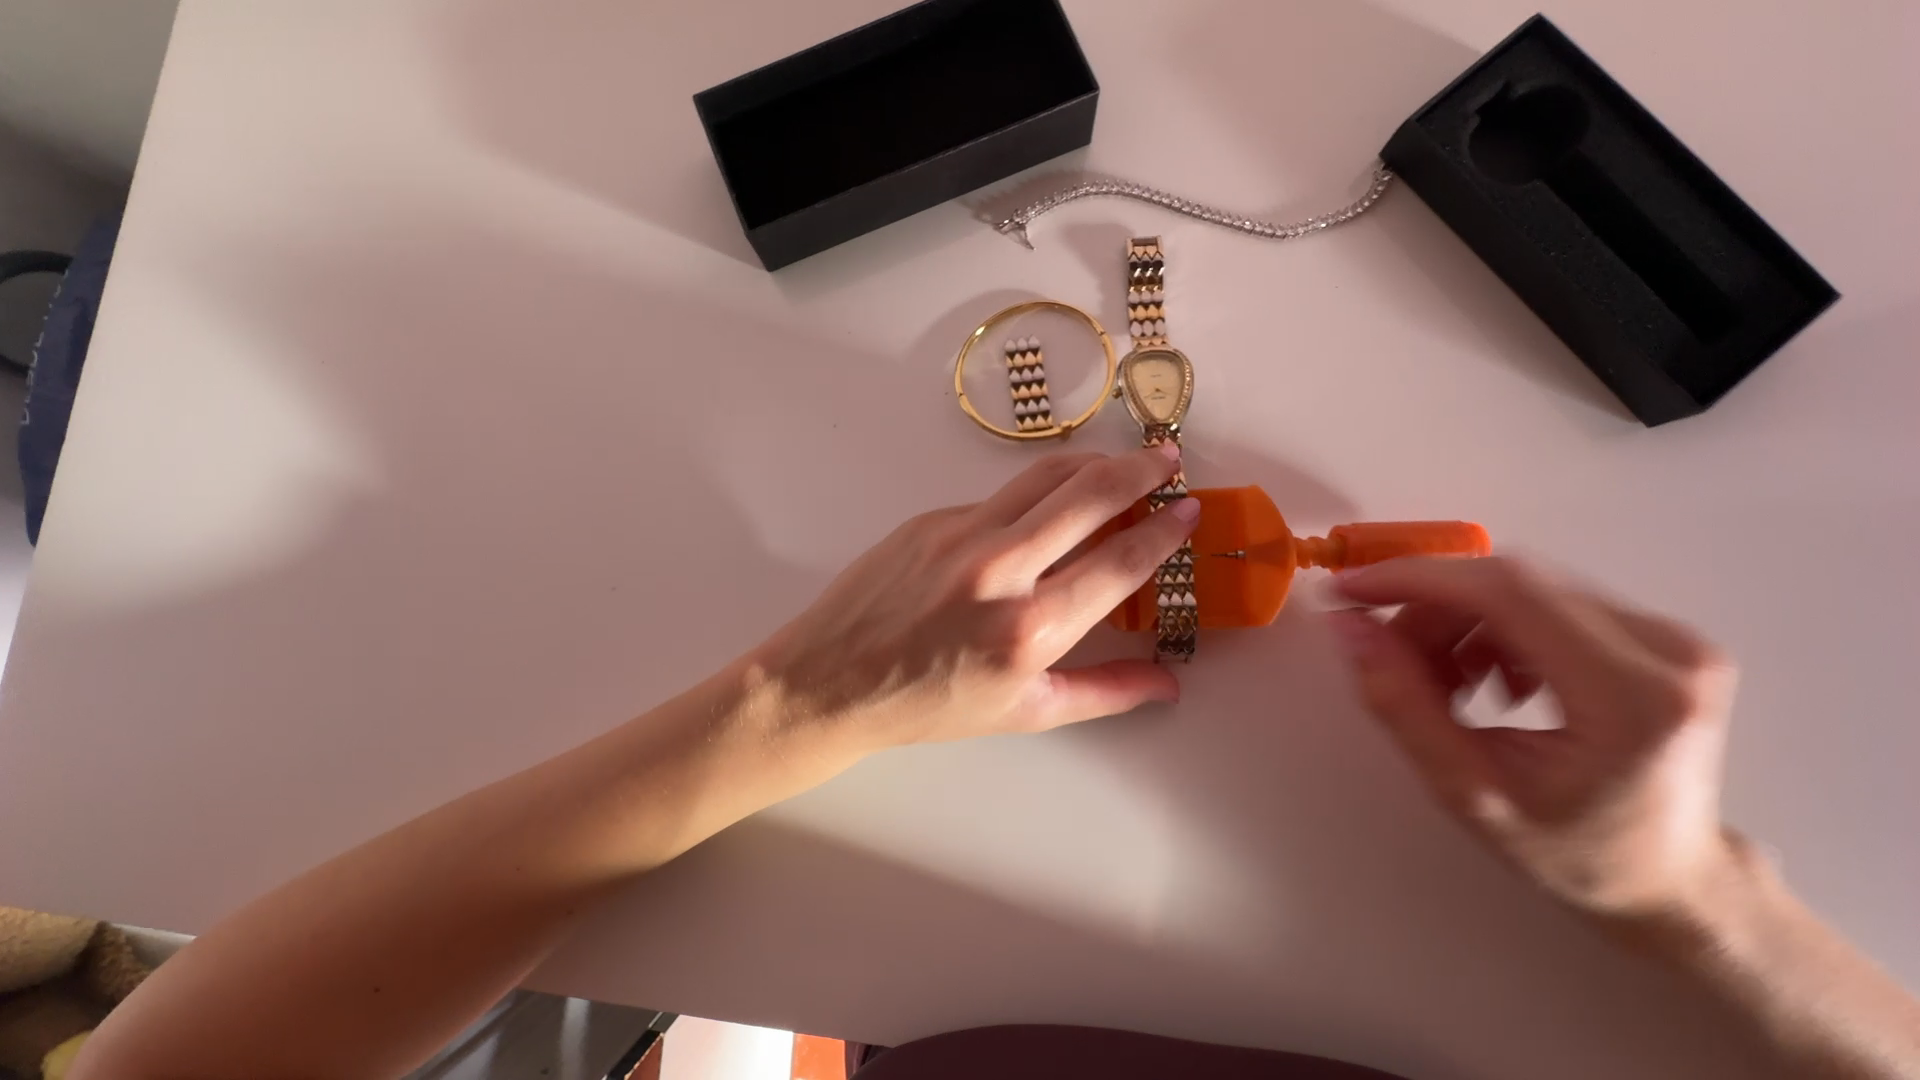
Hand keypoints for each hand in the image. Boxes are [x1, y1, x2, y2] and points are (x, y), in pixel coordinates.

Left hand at [755, 447, 1198, 753]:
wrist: (834, 679)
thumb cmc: (931, 706)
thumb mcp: (1025, 714)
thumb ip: (1105, 693)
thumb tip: (1171, 684)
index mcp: (1030, 629)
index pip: (1118, 562)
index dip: (1163, 531)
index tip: (1187, 510)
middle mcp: (1000, 570)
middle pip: (1088, 496)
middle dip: (1139, 471)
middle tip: (1168, 459)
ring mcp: (960, 534)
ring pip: (1044, 476)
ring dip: (1092, 463)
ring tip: (1121, 462)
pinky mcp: (930, 517)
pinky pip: (997, 497)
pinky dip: (1033, 494)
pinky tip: (1044, 507)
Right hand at [1328, 557, 1739, 920]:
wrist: (1667, 877)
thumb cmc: (1569, 850)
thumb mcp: (1468, 791)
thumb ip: (1403, 706)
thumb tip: (1348, 626)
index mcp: (1630, 696)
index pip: (1508, 593)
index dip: (1416, 578)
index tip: (1348, 590)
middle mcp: (1665, 648)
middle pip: (1510, 582)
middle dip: (1429, 607)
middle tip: (1389, 657)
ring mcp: (1668, 634)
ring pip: (1521, 585)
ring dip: (1456, 621)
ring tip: (1442, 684)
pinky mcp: (1656, 631)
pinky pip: (1544, 599)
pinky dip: (1490, 626)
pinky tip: (1483, 678)